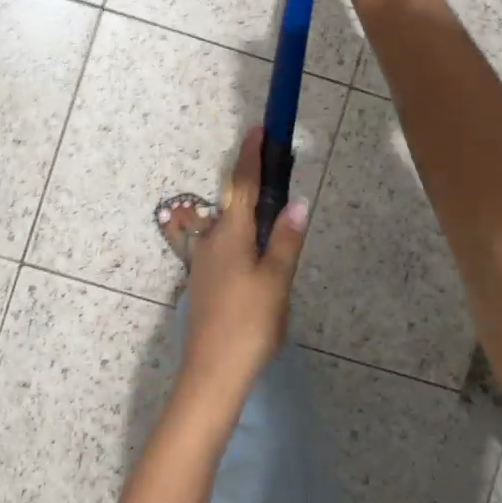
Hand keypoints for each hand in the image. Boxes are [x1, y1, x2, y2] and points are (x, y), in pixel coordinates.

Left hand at [180, 128, 310, 393]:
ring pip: (228, 230)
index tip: (258, 129)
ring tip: (274, 227)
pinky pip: (225, 250)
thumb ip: (286, 240)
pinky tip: (258, 264)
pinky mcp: (204, 284)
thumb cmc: (249, 324)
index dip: (251, 155)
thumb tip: (297, 202)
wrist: (212, 373)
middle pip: (233, 205)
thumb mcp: (276, 281)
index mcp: (231, 234)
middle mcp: (212, 241)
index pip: (242, 184)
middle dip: (252, 188)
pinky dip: (242, 242)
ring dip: (247, 218)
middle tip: (276, 178)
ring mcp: (204, 263)